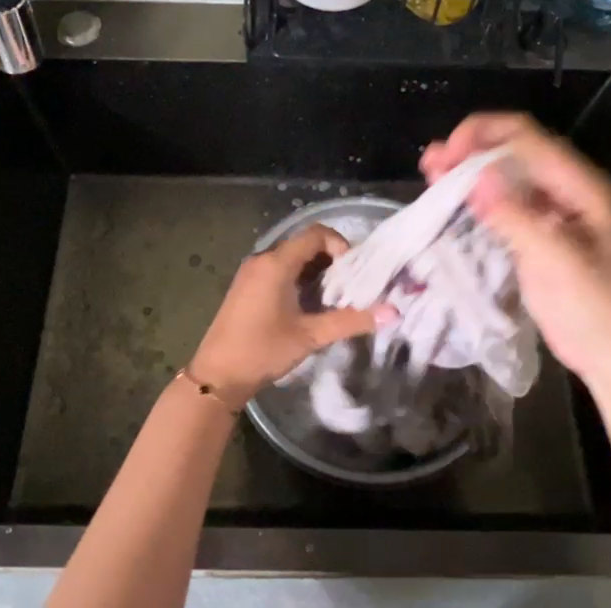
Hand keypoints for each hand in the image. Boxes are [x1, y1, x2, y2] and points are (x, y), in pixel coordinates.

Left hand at [189, 225, 394, 403]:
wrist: (218, 375)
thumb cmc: (263, 350)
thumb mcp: (310, 336)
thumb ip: (351, 321)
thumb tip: (393, 313)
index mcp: (276, 263)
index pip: (315, 234)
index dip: (340, 245)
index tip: (354, 271)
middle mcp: (262, 259)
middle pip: (303, 244)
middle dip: (330, 260)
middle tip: (350, 286)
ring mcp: (251, 272)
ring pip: (290, 258)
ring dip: (314, 271)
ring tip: (333, 298)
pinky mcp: (246, 286)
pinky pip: (277, 270)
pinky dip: (297, 279)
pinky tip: (308, 305)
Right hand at [421, 113, 610, 382]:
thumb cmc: (602, 314)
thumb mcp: (560, 265)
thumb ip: (517, 218)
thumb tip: (475, 176)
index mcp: (581, 186)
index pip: (526, 138)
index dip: (482, 136)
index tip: (446, 156)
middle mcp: (566, 190)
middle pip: (514, 149)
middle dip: (470, 148)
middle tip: (431, 163)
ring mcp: (551, 213)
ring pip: (505, 175)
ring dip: (469, 170)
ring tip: (431, 174)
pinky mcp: (537, 236)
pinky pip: (504, 203)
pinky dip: (476, 197)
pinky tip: (451, 202)